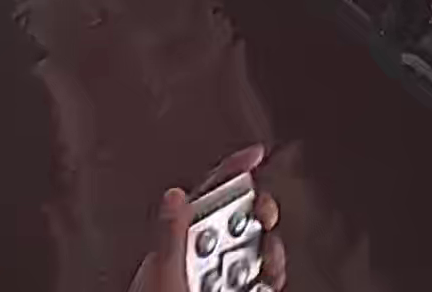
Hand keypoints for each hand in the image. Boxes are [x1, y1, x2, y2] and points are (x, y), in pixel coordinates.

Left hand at [135, 145, 285, 291]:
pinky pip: (263, 278)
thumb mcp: (161, 281)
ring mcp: (219, 282)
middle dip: (258, 213)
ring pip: (256, 247)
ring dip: (269, 252)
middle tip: (265, 218)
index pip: (208, 195)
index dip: (233, 169)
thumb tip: (174, 193)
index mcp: (176, 247)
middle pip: (239, 216)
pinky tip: (268, 284)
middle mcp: (200, 260)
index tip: (257, 153)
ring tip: (264, 267)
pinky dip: (271, 276)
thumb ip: (168, 237)